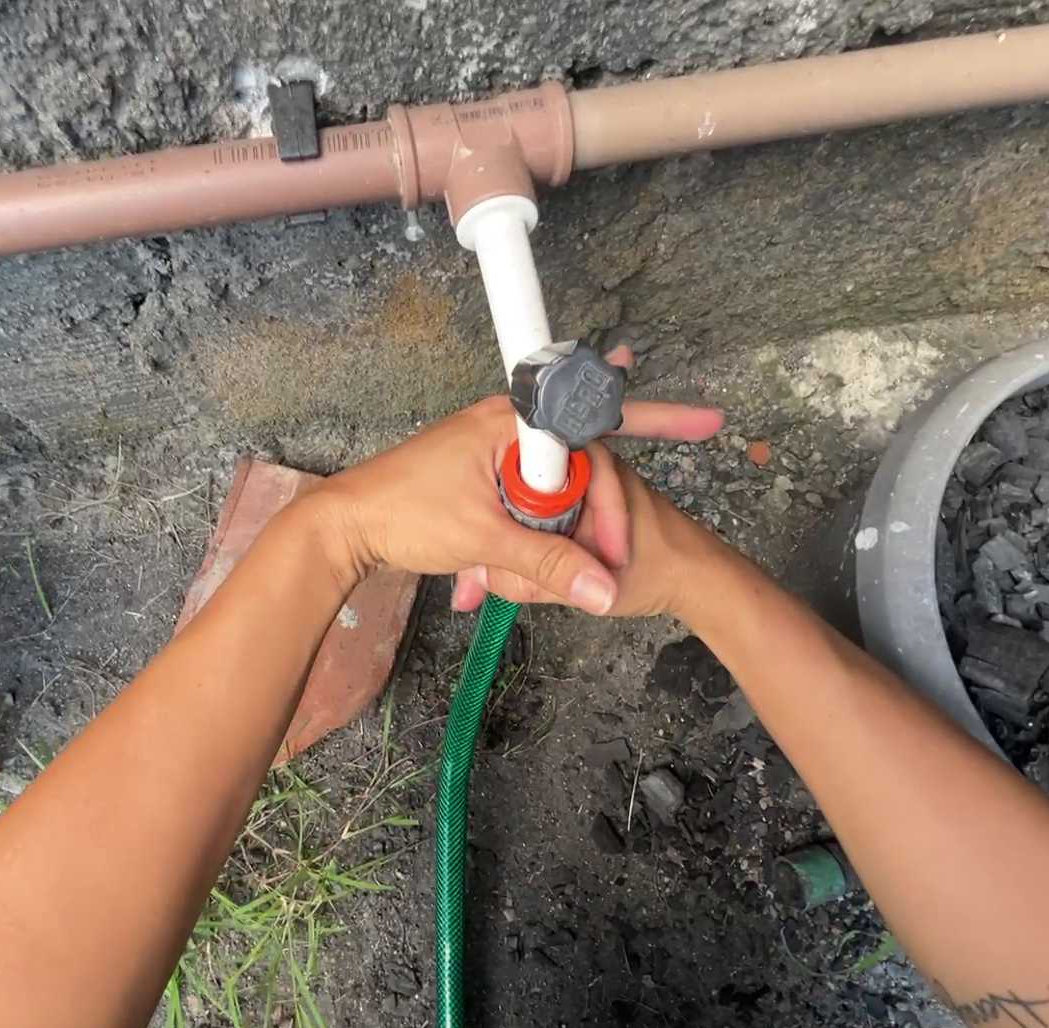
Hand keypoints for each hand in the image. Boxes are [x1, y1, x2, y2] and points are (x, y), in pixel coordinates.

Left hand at [303, 348, 721, 615]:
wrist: (343, 524)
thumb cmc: (402, 514)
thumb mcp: (482, 540)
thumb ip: (546, 564)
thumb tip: (602, 590)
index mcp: (509, 422)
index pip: (597, 416)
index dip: (656, 420)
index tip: (705, 423)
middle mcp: (505, 426)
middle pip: (586, 449)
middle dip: (617, 483)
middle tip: (679, 463)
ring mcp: (494, 451)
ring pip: (557, 479)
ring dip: (576, 513)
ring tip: (600, 528)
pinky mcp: (483, 477)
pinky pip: (531, 495)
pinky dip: (544, 521)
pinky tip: (549, 546)